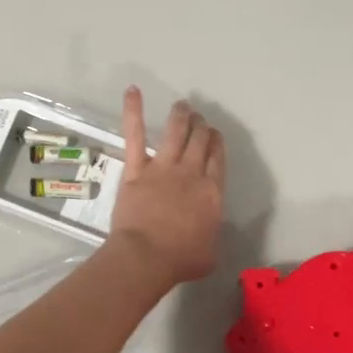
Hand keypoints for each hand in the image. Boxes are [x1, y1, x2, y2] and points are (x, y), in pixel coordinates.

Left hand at [108, 87, 225, 283]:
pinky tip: (133, 91)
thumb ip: (211, 236)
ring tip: (182, 107)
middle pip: (201, 141)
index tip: (215, 138)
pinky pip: (135, 135)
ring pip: (176, 131)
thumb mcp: (210, 254)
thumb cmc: (180, 261)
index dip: (217, 144)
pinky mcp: (136, 169)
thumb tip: (208, 233)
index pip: (219, 159)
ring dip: (181, 115)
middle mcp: (191, 173)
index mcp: (212, 193)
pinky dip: (133, 111)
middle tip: (199, 122)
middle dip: (202, 128)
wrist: (146, 257)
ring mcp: (163, 168)